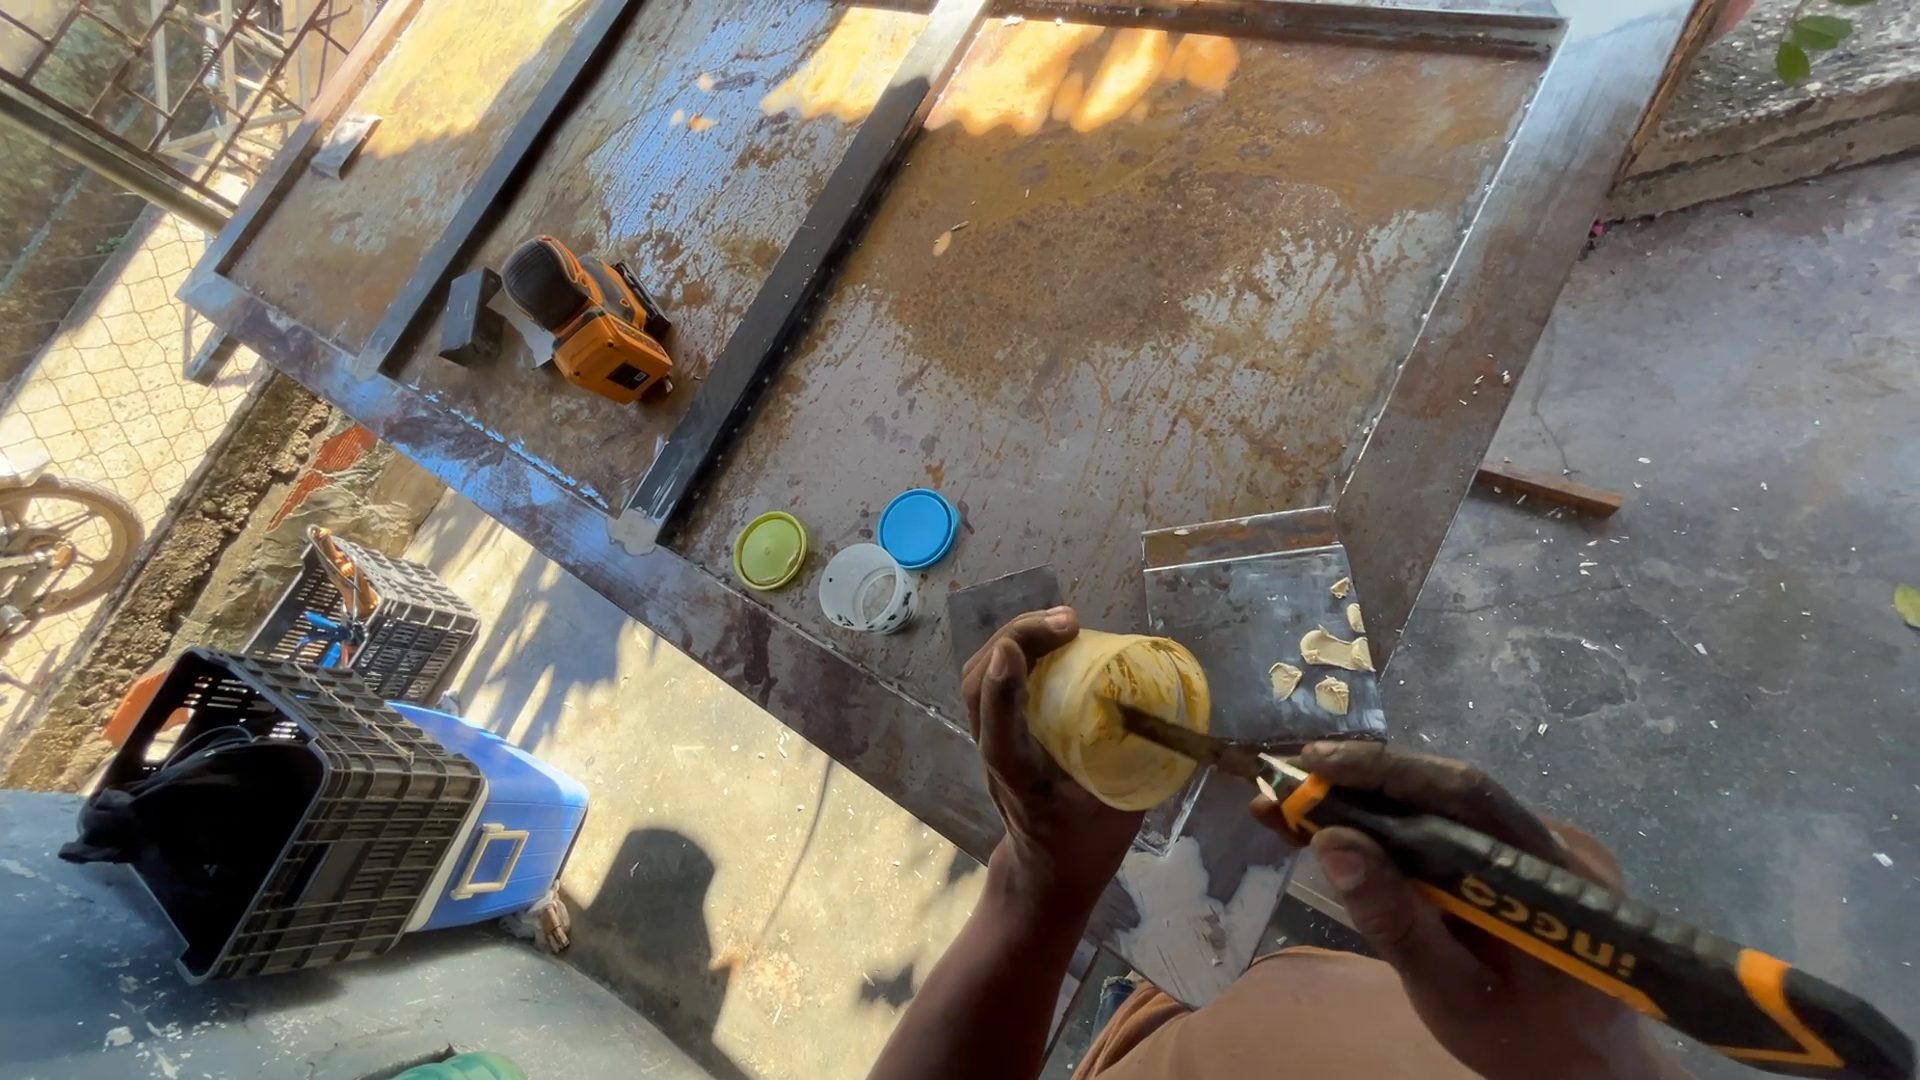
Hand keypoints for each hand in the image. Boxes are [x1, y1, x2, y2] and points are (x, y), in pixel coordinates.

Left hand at [961, 608, 1143, 914]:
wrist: (1046, 872)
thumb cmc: (1085, 844)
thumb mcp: (1120, 812)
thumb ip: (1138, 762)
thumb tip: (1174, 712)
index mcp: (1021, 779)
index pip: (998, 732)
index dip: (1001, 689)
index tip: (1016, 650)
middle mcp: (994, 753)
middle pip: (978, 687)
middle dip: (1016, 639)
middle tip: (1068, 621)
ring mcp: (987, 739)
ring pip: (978, 677)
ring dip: (1013, 638)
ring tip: (1060, 621)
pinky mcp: (993, 728)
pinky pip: (990, 679)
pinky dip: (1014, 650)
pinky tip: (1049, 638)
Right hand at [1252, 742, 1680, 1079]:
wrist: (1577, 1063)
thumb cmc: (1520, 1039)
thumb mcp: (1452, 993)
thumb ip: (1397, 921)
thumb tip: (1330, 842)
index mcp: (1553, 873)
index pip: (1464, 793)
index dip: (1382, 770)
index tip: (1312, 762)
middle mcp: (1546, 839)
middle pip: (1437, 789)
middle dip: (1352, 782)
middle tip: (1280, 783)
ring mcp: (1526, 842)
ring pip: (1427, 803)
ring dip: (1354, 802)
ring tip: (1286, 807)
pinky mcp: (1501, 850)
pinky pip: (1432, 822)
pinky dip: (1374, 822)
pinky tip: (1325, 825)